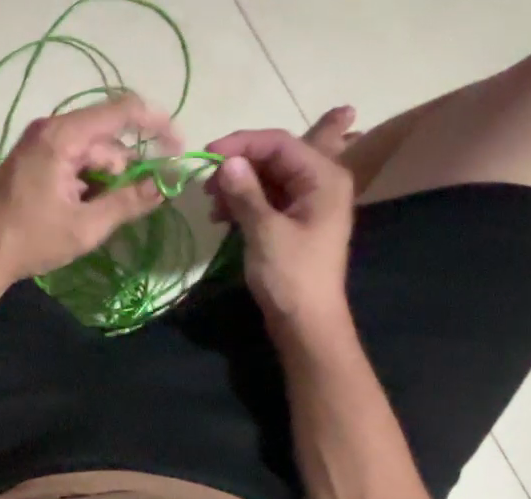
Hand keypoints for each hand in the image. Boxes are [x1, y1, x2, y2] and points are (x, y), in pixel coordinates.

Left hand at [0, 95, 174, 283]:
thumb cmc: (30, 241)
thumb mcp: (86, 227)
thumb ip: (128, 203)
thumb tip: (165, 186)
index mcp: (63, 136)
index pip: (123, 111)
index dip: (157, 126)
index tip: (178, 148)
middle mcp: (49, 129)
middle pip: (106, 138)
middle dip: (123, 169)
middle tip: (130, 205)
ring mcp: (37, 143)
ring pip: (89, 152)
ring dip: (102, 181)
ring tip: (94, 217)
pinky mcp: (30, 160)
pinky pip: (70, 161)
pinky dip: (84, 183)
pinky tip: (79, 212)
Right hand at [204, 106, 357, 320]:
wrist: (306, 323)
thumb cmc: (291, 277)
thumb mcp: (265, 232)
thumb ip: (246, 193)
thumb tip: (227, 163)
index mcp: (324, 177)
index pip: (279, 143)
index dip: (241, 144)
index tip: (206, 156)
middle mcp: (321, 182)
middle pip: (275, 158)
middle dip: (239, 165)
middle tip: (207, 183)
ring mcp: (309, 204)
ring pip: (269, 179)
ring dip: (238, 186)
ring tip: (212, 204)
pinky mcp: (295, 224)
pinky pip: (268, 200)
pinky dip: (245, 203)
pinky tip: (223, 216)